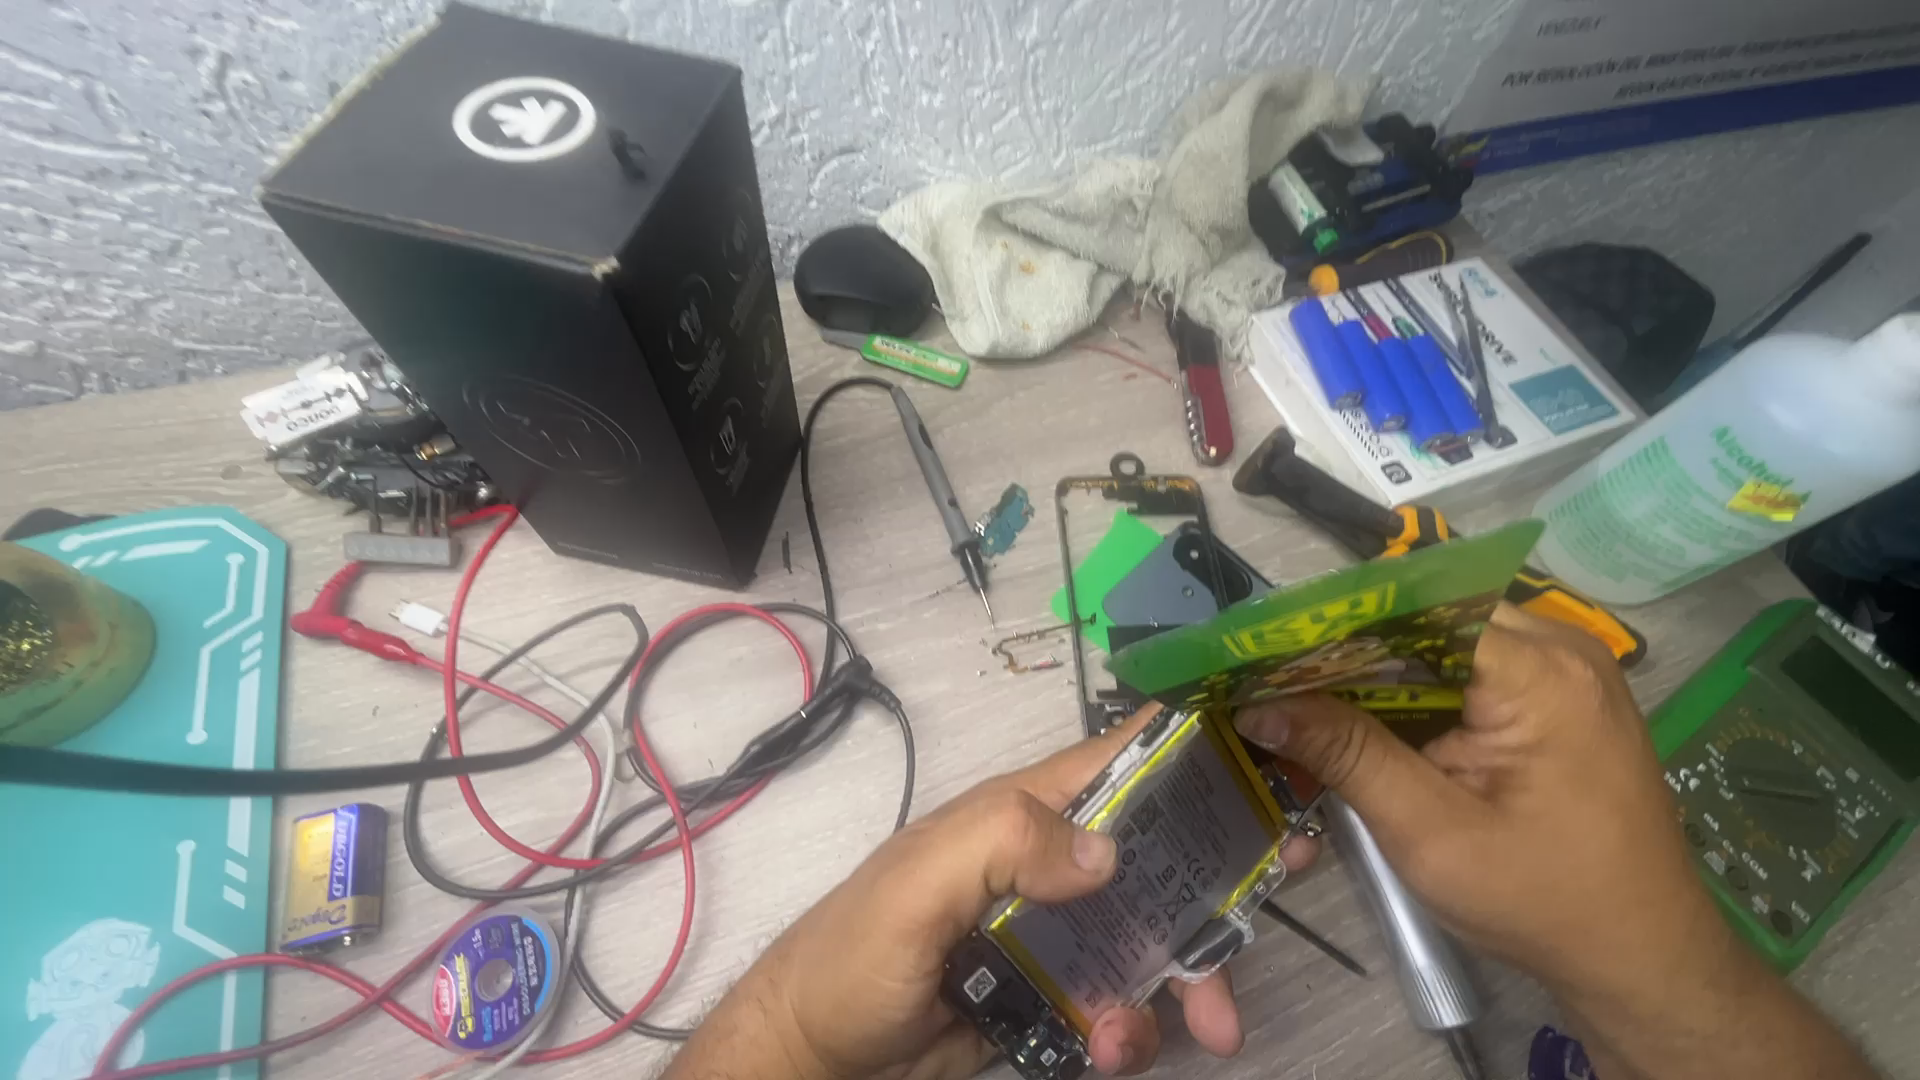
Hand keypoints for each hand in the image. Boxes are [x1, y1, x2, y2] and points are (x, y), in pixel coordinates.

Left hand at [666, 707, 1319, 1079]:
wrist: (822, 1048)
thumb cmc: (859, 947)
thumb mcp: (921, 882)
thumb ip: (1004, 844)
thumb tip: (1108, 850)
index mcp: (1024, 813)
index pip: (1114, 759)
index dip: (1185, 746)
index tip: (1261, 754)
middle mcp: (1053, 862)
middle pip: (1156, 849)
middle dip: (1219, 866)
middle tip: (1283, 878)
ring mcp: (1060, 930)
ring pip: (1153, 932)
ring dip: (1193, 970)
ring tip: (1214, 1025)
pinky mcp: (1059, 992)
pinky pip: (1124, 1001)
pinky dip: (1138, 1026)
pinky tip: (1117, 1047)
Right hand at [1233, 605, 1735, 1006]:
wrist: (1643, 960)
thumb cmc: (1544, 900)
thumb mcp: (1428, 831)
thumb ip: (1345, 755)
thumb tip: (1256, 705)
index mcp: (1537, 672)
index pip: (1410, 609)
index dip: (1332, 623)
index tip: (1264, 649)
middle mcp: (1554, 649)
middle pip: (1418, 618)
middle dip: (1340, 648)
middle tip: (1269, 676)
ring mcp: (1555, 669)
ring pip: (1430, 640)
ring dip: (1366, 669)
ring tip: (1298, 694)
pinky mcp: (1548, 694)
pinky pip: (1455, 667)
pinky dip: (1401, 689)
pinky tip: (1359, 718)